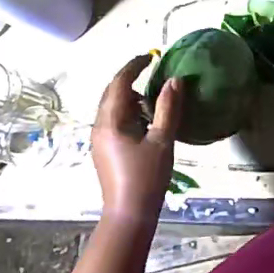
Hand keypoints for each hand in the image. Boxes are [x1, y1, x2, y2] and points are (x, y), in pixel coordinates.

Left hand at [92, 53, 182, 222]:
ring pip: (113, 107)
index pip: (118, 82)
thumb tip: (174, 80)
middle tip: (153, 74)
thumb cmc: (146, 179)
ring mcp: (99, 139)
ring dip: (131, 99)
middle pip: (112, 93)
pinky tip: (147, 123)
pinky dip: (129, 113)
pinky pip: (114, 121)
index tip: (150, 56)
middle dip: (131, 80)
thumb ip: (168, 108)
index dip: (133, 66)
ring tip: (155, 102)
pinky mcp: (104, 149)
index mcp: (110, 121)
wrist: (128, 216)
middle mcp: (99, 126)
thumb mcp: (162, 141)